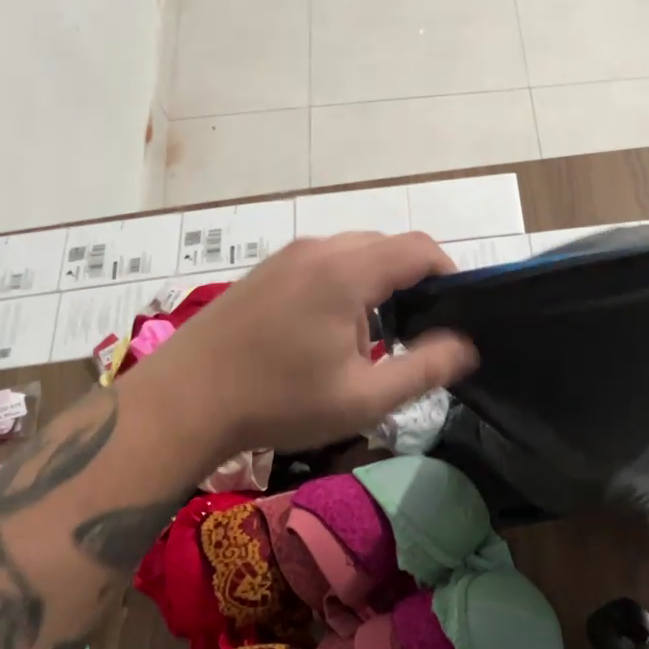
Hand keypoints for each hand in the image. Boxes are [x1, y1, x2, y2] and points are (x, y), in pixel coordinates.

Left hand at [120, 231, 476, 454]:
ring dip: (378, 284)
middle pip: (387, 245)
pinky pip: (324, 263)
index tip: (457, 311)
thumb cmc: (280, 402)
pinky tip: (331, 333)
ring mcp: (287, 257)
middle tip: (420, 332)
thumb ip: (425, 369)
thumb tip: (465, 347)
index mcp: (347, 272)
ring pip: (354, 253)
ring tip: (375, 339)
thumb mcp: (364, 398)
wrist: (183, 402)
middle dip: (414, 281)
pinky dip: (346, 285)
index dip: (449, 272)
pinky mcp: (265, 271)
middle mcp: (319, 249)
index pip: (419, 248)